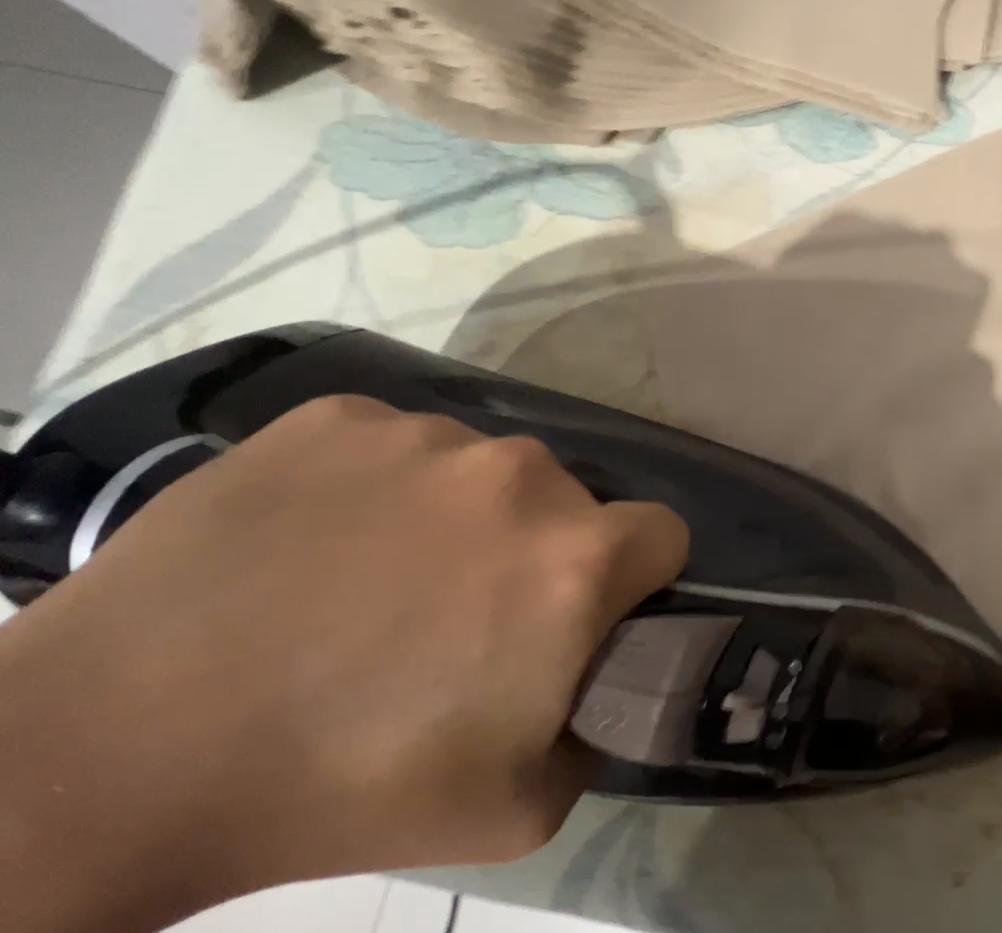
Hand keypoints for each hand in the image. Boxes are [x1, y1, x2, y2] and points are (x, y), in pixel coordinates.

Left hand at [0, 396, 688, 932]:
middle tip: (464, 619)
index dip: (635, 583)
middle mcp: (518, 474)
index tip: (580, 622)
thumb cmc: (341, 789)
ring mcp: (421, 436)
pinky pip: (397, 444)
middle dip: (542, 552)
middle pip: (570, 502)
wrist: (112, 754)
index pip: (663, 536)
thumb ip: (596, 733)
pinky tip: (320, 544)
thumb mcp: (519, 808)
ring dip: (463, 516)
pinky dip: (381, 486)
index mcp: (577, 559)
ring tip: (377, 582)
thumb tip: (600, 686)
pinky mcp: (333, 418)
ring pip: (484, 469)